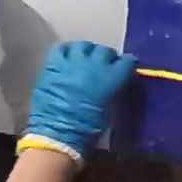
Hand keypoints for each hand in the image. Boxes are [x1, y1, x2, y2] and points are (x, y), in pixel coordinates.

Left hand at [23, 41, 137, 161]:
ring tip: (86, 59)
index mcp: (112, 77)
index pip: (127, 62)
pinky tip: (69, 57)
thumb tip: (115, 84)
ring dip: (88, 51)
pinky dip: (67, 51)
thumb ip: (114, 91)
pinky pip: (62, 48)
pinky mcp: (53, 64)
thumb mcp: (110, 110)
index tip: (127, 68)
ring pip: (84, 46)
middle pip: (105, 51)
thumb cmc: (88, 129)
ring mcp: (73, 62)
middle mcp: (94, 64)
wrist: (58, 135)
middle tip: (106, 65)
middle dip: (108, 57)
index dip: (128, 64)